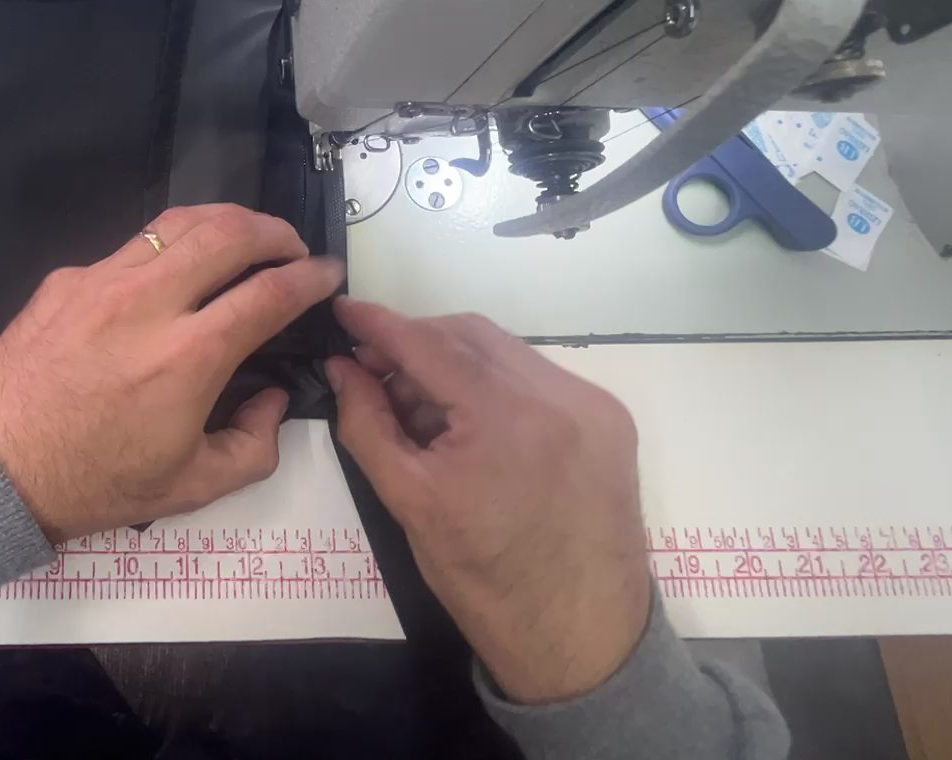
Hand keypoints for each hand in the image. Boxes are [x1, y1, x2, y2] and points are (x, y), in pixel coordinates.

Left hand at [0, 204, 343, 541]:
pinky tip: (171, 273)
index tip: (327, 272)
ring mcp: (101, 280)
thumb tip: (273, 395)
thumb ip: (256, 444)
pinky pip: (131, 247)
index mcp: (188, 357)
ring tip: (244, 237)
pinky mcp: (67, 277)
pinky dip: (168, 249)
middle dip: (275, 231)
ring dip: (225, 221)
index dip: (309, 276)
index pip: (268, 293)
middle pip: (228, 232)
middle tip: (291, 248)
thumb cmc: (96, 482)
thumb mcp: (193, 487)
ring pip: (178, 222)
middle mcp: (148, 303)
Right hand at [327, 297, 648, 703]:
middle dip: (413, 342)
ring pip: (501, 349)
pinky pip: (531, 374)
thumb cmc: (481, 576)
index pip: (430, 345)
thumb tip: (341, 365)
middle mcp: (562, 396)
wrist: (581, 642)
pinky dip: (487, 381)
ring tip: (418, 406)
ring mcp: (594, 405)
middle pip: (468, 335)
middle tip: (371, 370)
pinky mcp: (609, 420)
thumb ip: (364, 420)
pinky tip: (465, 419)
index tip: (342, 308)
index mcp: (509, 418)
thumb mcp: (405, 497)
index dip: (379, 323)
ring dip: (450, 362)